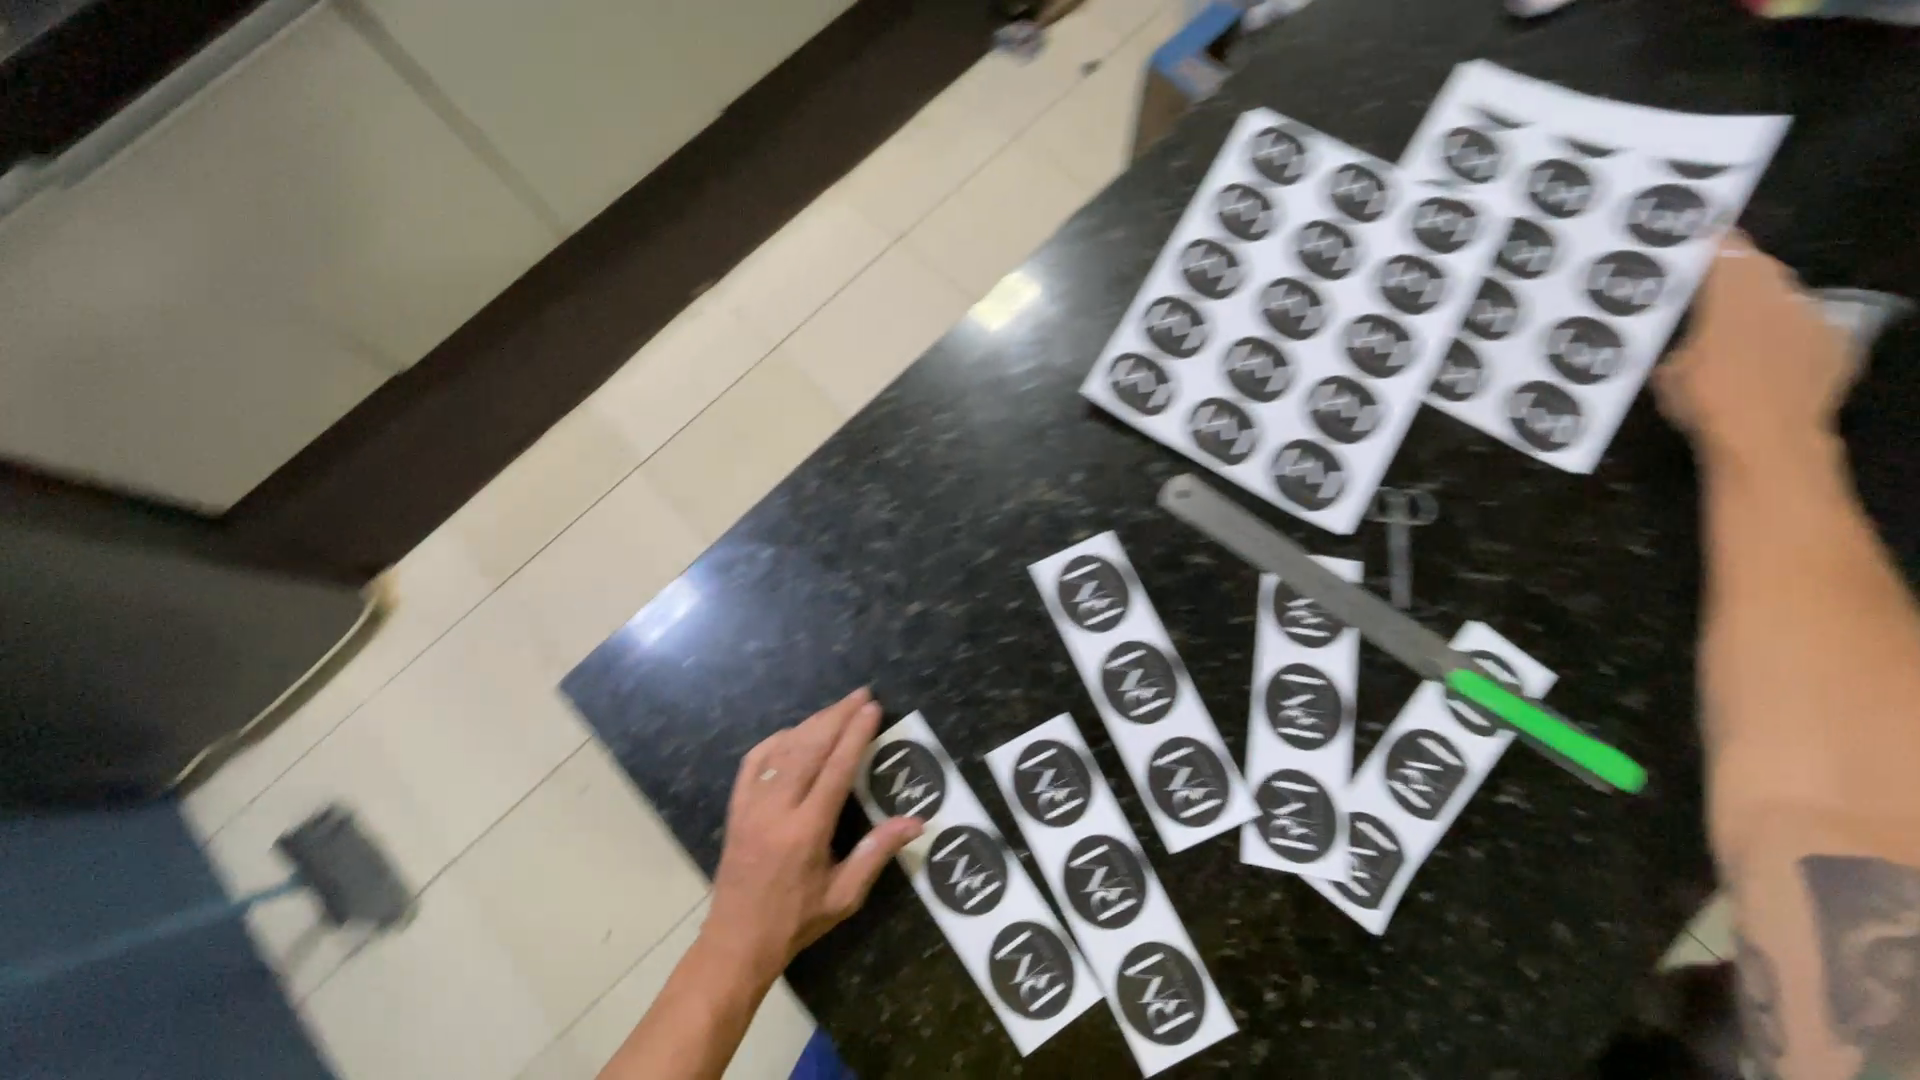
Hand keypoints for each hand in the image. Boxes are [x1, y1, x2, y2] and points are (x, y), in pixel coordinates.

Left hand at [704, 688, 923, 982]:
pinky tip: (794, 733)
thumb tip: (917, 821)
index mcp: (806, 831)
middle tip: (861, 695)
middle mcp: (776, 810)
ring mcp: (751, 805)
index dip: (856, 735)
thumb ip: (877, 852)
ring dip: (812, 723)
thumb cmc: (797, 921)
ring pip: (782, 749)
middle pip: (809, 748)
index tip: (872, 708)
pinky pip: (754, 761)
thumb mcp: (845, 895)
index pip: (836, 769)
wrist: (736, 941)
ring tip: (838, 708)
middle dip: (837, 716)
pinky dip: (776, 740)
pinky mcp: (736, 807)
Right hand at [1656, 232, 1855, 471]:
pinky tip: (1767, 357)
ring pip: (1783, 297)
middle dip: (1735, 272)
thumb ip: (1678, 343)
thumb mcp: (1666, 372)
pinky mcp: (1837, 343)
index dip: (1708, 241)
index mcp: (1732, 293)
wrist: (1768, 439)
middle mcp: (1779, 294)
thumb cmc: (1705, 401)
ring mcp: (1814, 318)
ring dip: (1760, 304)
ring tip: (1735, 326)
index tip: (1692, 235)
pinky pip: (1806, 326)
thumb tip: (1682, 340)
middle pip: (1758, 269)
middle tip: (1709, 284)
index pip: (1724, 250)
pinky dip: (1786, 333)